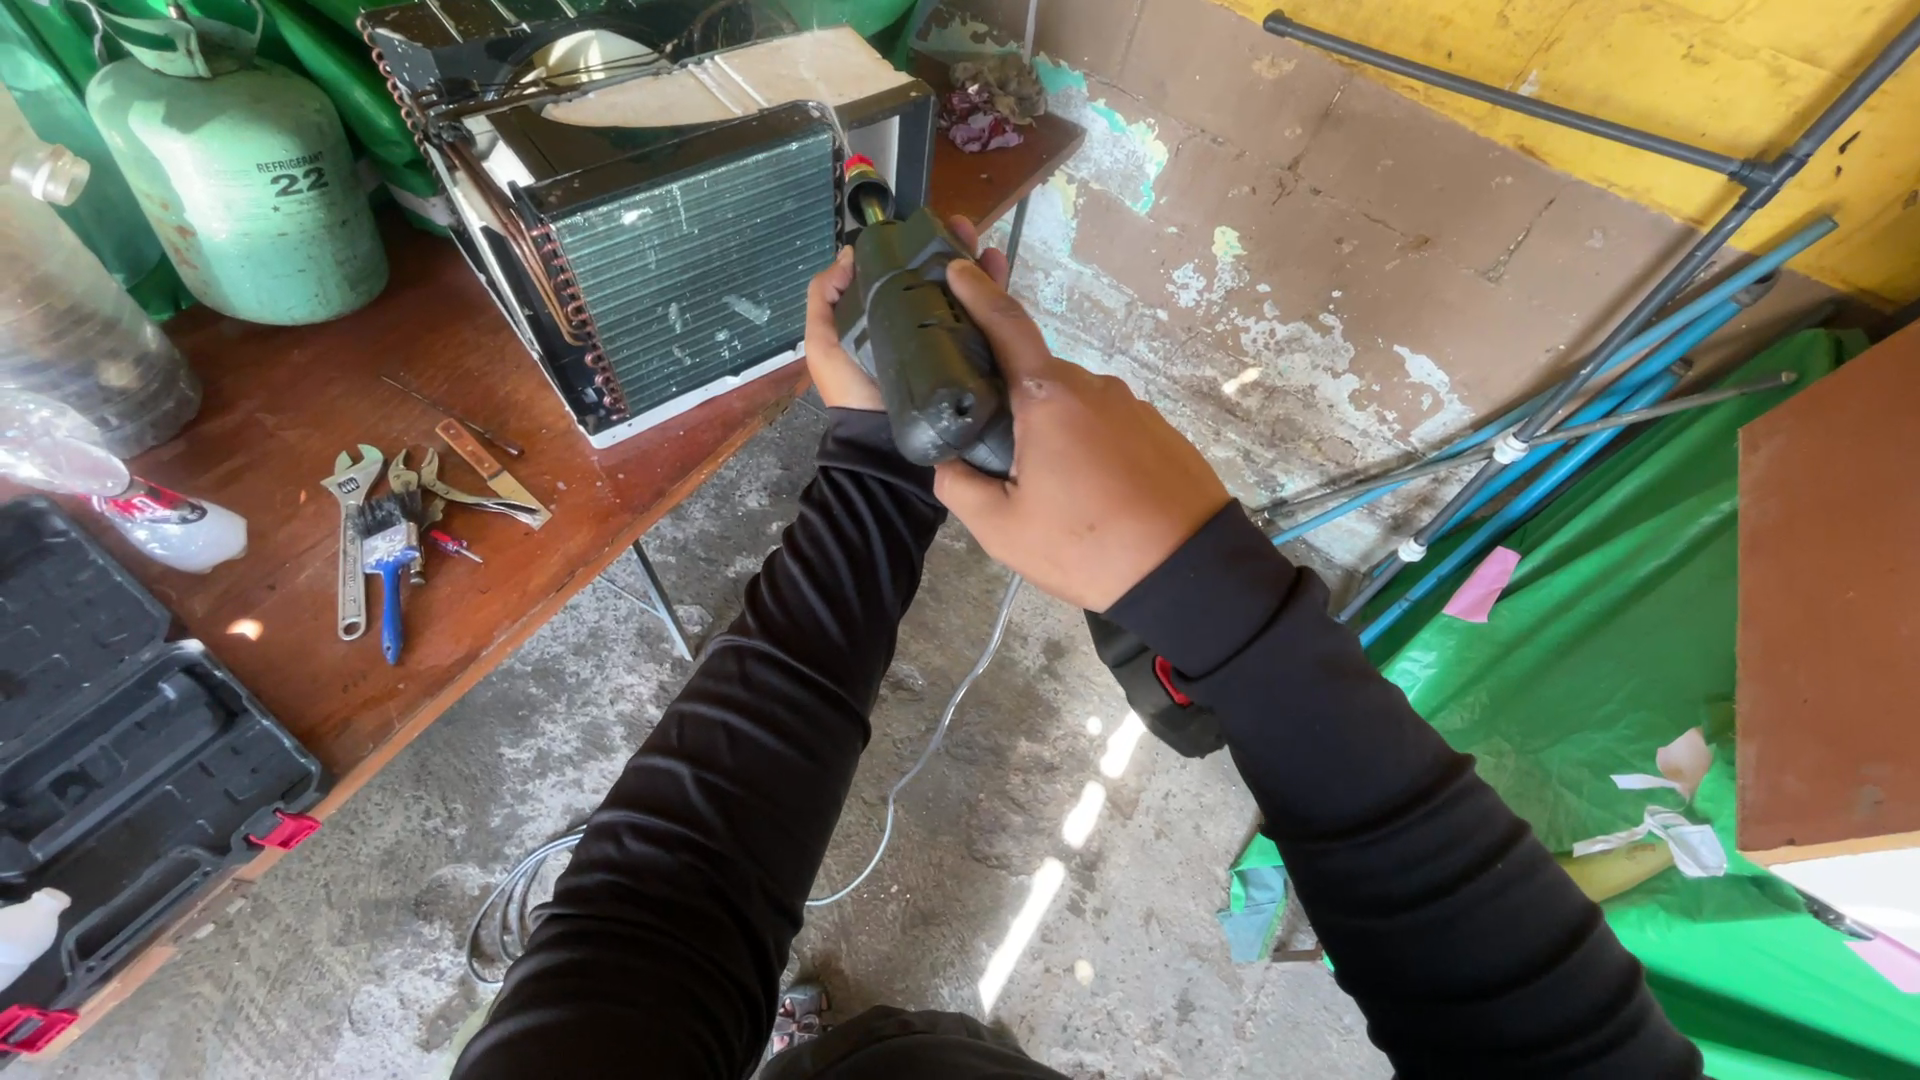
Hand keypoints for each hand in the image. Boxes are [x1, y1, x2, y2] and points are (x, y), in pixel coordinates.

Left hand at [803, 215, 1009, 409]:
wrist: (881, 441)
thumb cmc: (851, 392)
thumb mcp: (823, 343)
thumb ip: (824, 299)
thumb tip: (848, 255)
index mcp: (888, 318)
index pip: (907, 275)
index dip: (917, 248)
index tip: (928, 228)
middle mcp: (921, 327)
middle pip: (942, 280)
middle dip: (954, 250)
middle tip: (965, 228)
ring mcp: (948, 344)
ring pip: (967, 297)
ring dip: (979, 267)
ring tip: (986, 246)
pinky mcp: (971, 362)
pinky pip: (986, 325)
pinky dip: (995, 297)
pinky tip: (1000, 272)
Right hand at [933, 261, 1231, 612]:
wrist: (1187, 570)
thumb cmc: (1085, 545)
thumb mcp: (1002, 528)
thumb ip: (959, 485)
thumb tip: (947, 459)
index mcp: (1047, 397)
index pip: (1006, 326)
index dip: (977, 294)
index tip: (957, 268)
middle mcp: (1092, 386)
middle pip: (1035, 379)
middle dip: (1011, 407)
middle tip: (1001, 461)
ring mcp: (1132, 405)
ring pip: (1072, 406)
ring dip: (1052, 433)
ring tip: (1053, 492)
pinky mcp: (1159, 429)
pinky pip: (1106, 425)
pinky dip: (1087, 447)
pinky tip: (1091, 493)